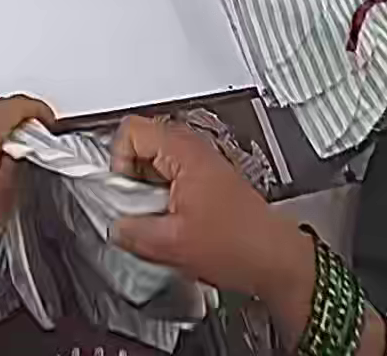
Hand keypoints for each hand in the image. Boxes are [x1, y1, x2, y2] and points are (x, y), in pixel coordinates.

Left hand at [0, 94, 53, 285]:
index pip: (18, 104)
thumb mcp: (6, 190)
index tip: (48, 121)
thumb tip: (21, 147)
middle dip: (22, 116)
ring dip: (3, 125)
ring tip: (19, 146)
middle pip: (0, 106)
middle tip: (39, 133)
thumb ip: (18, 157)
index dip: (39, 111)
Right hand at [108, 115, 315, 331]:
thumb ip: (133, 231)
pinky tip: (172, 222)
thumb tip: (114, 224)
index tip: (123, 191)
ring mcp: (199, 158)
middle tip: (137, 209)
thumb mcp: (171, 244)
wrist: (272, 256)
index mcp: (181, 149)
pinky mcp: (204, 175)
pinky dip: (162, 193)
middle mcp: (191, 145)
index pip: (131, 130)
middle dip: (131, 177)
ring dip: (146, 187)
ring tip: (156, 219)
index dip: (118, 160)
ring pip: (154, 160)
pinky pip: (170, 173)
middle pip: (141, 143)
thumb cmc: (236, 242)